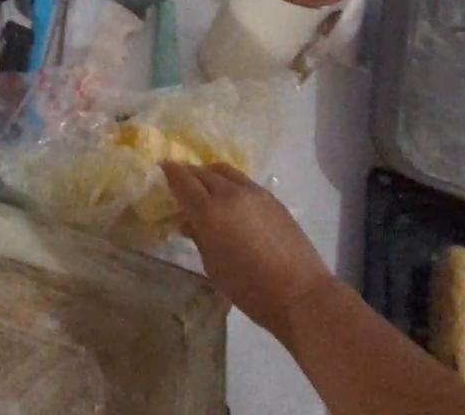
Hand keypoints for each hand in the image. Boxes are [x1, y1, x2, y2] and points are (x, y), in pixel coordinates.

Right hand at [161, 162, 336, 341]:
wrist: (301, 295)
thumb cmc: (250, 290)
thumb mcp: (213, 266)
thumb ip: (198, 237)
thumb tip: (189, 222)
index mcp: (209, 212)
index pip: (182, 180)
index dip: (170, 172)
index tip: (163, 169)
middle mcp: (229, 194)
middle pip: (201, 172)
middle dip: (187, 174)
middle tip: (180, 182)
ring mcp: (253, 193)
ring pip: (223, 171)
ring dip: (209, 174)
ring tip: (206, 186)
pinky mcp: (271, 198)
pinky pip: (242, 181)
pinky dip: (229, 182)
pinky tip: (231, 198)